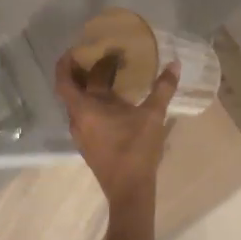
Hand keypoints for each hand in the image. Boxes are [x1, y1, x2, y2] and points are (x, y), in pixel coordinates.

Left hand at [54, 49, 177, 215]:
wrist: (130, 192)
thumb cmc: (136, 150)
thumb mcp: (152, 116)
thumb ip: (162, 88)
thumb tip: (174, 64)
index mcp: (86, 108)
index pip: (65, 80)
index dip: (68, 62)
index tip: (78, 47)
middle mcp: (77, 119)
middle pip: (70, 89)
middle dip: (80, 71)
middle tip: (95, 54)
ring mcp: (81, 134)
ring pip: (77, 103)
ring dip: (87, 87)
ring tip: (107, 74)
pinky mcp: (88, 145)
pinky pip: (84, 115)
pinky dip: (92, 102)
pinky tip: (112, 102)